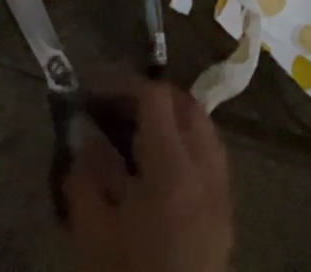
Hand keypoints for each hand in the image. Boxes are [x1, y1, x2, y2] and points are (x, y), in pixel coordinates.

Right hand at [63, 76, 234, 271]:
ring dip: (168, 117)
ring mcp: (222, 195)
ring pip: (204, 129)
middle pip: (187, 105)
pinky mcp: (224, 215)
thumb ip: (86, 171)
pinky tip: (151, 163)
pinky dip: (182, 142)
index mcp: (173, 171)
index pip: (155, 98)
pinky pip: (209, 157)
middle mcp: (207, 173)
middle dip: (147, 94)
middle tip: (109, 103)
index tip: (87, 88)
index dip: (120, 83)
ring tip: (129, 129)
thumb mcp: (93, 227)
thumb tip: (85, 135)